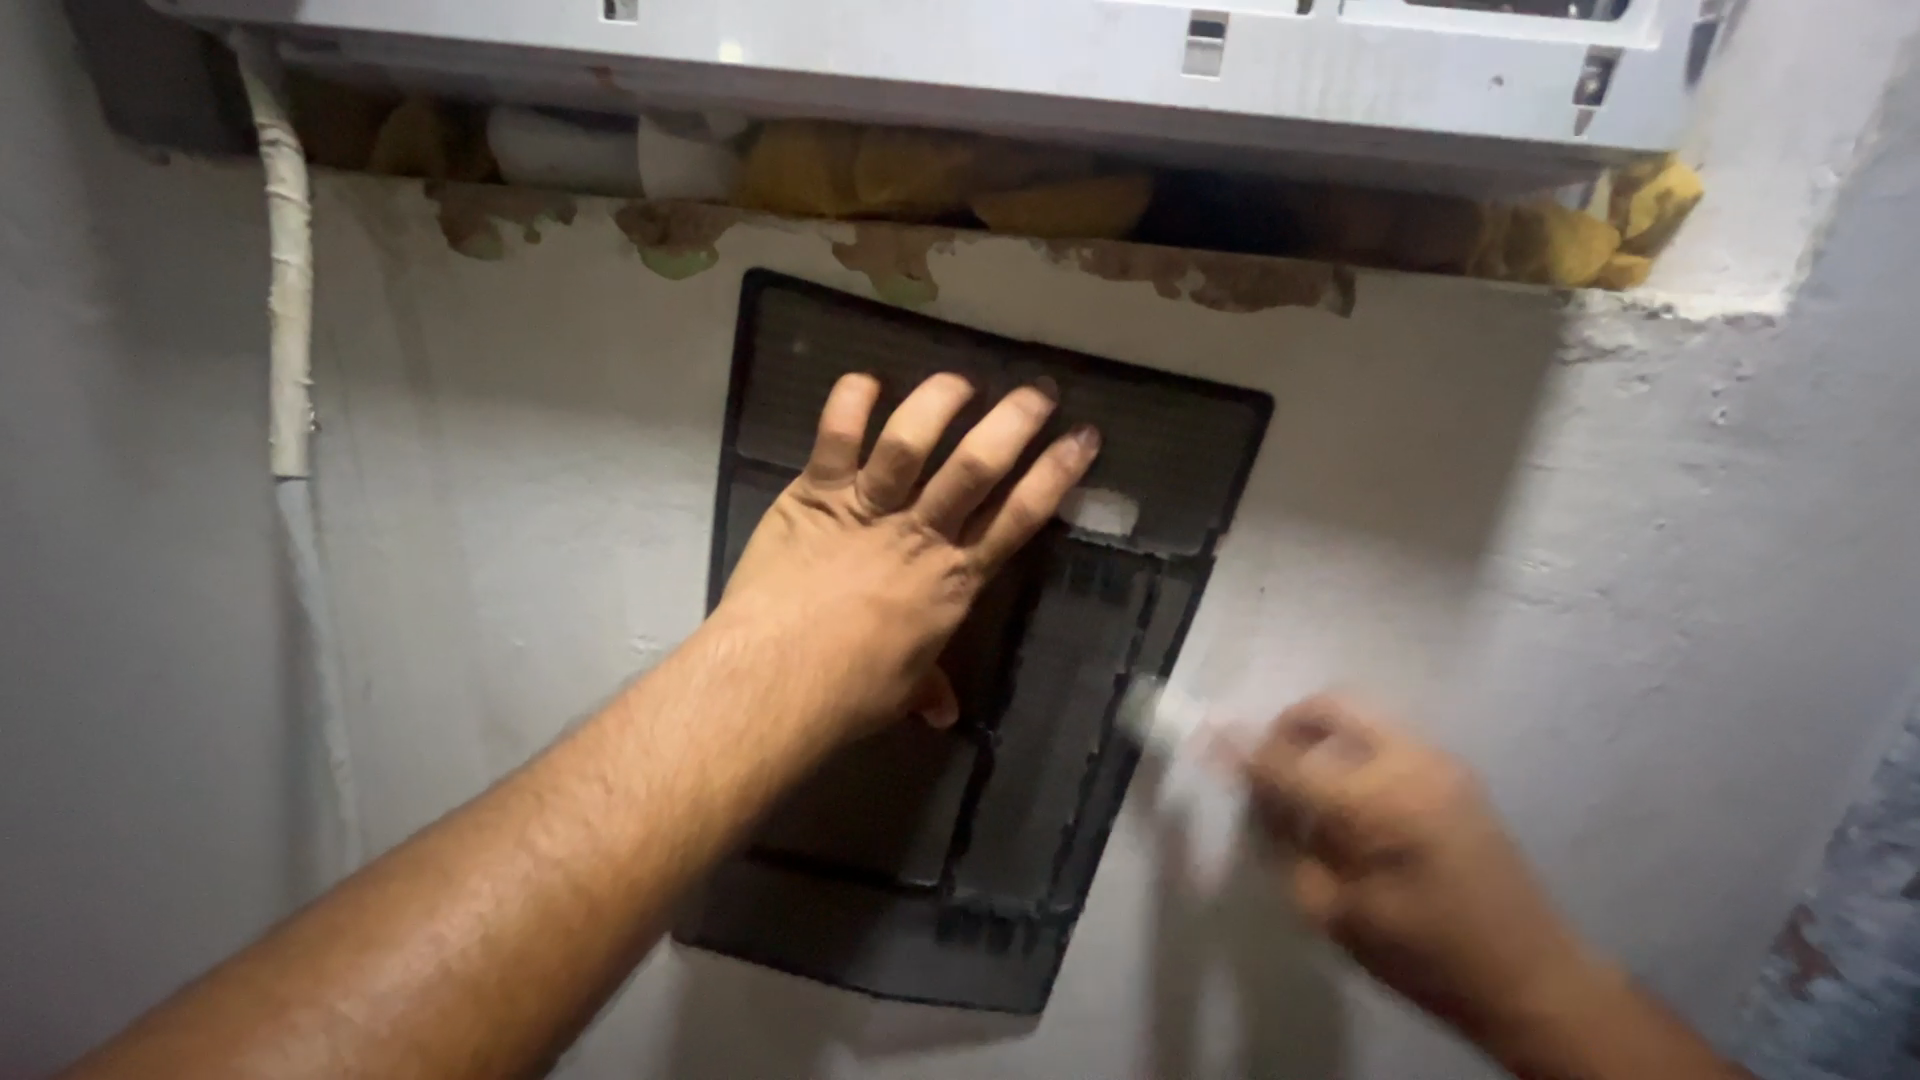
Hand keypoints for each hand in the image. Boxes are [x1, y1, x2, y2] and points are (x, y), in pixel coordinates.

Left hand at [711, 372, 1099, 744]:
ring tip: (961, 380)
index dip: (1056, 473)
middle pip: (980, 466)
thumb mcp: (902, 689)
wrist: (776, 680)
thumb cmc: (849, 692)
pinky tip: (866, 379)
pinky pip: (837, 436)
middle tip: (1039, 390)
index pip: (1020, 516)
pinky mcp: (817, 494)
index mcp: (955, 579)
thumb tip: (943, 714)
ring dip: (942, 400)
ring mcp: (869, 508)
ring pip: (913, 440)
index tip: (1083, 437)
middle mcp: (921, 533)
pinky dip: (850, 400)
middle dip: (1016, 421)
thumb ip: (929, 687)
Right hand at [1245, 695, 1604, 1043]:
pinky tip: (1351, 801)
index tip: (1205, 738)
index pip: (1284, 760)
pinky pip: (1386, 740)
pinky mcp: (1456, 773)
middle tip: (1269, 764)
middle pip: (1329, 707)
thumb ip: (1289, 842)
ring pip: (1360, 718)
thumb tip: (1260, 794)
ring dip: (1321, 739)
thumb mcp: (1333, 911)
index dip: (1237, 749)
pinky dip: (1353, 752)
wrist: (1532, 979)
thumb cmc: (1422, 955)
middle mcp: (1407, 765)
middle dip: (1287, 726)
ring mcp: (1439, 763)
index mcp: (1373, 804)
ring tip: (1310, 789)